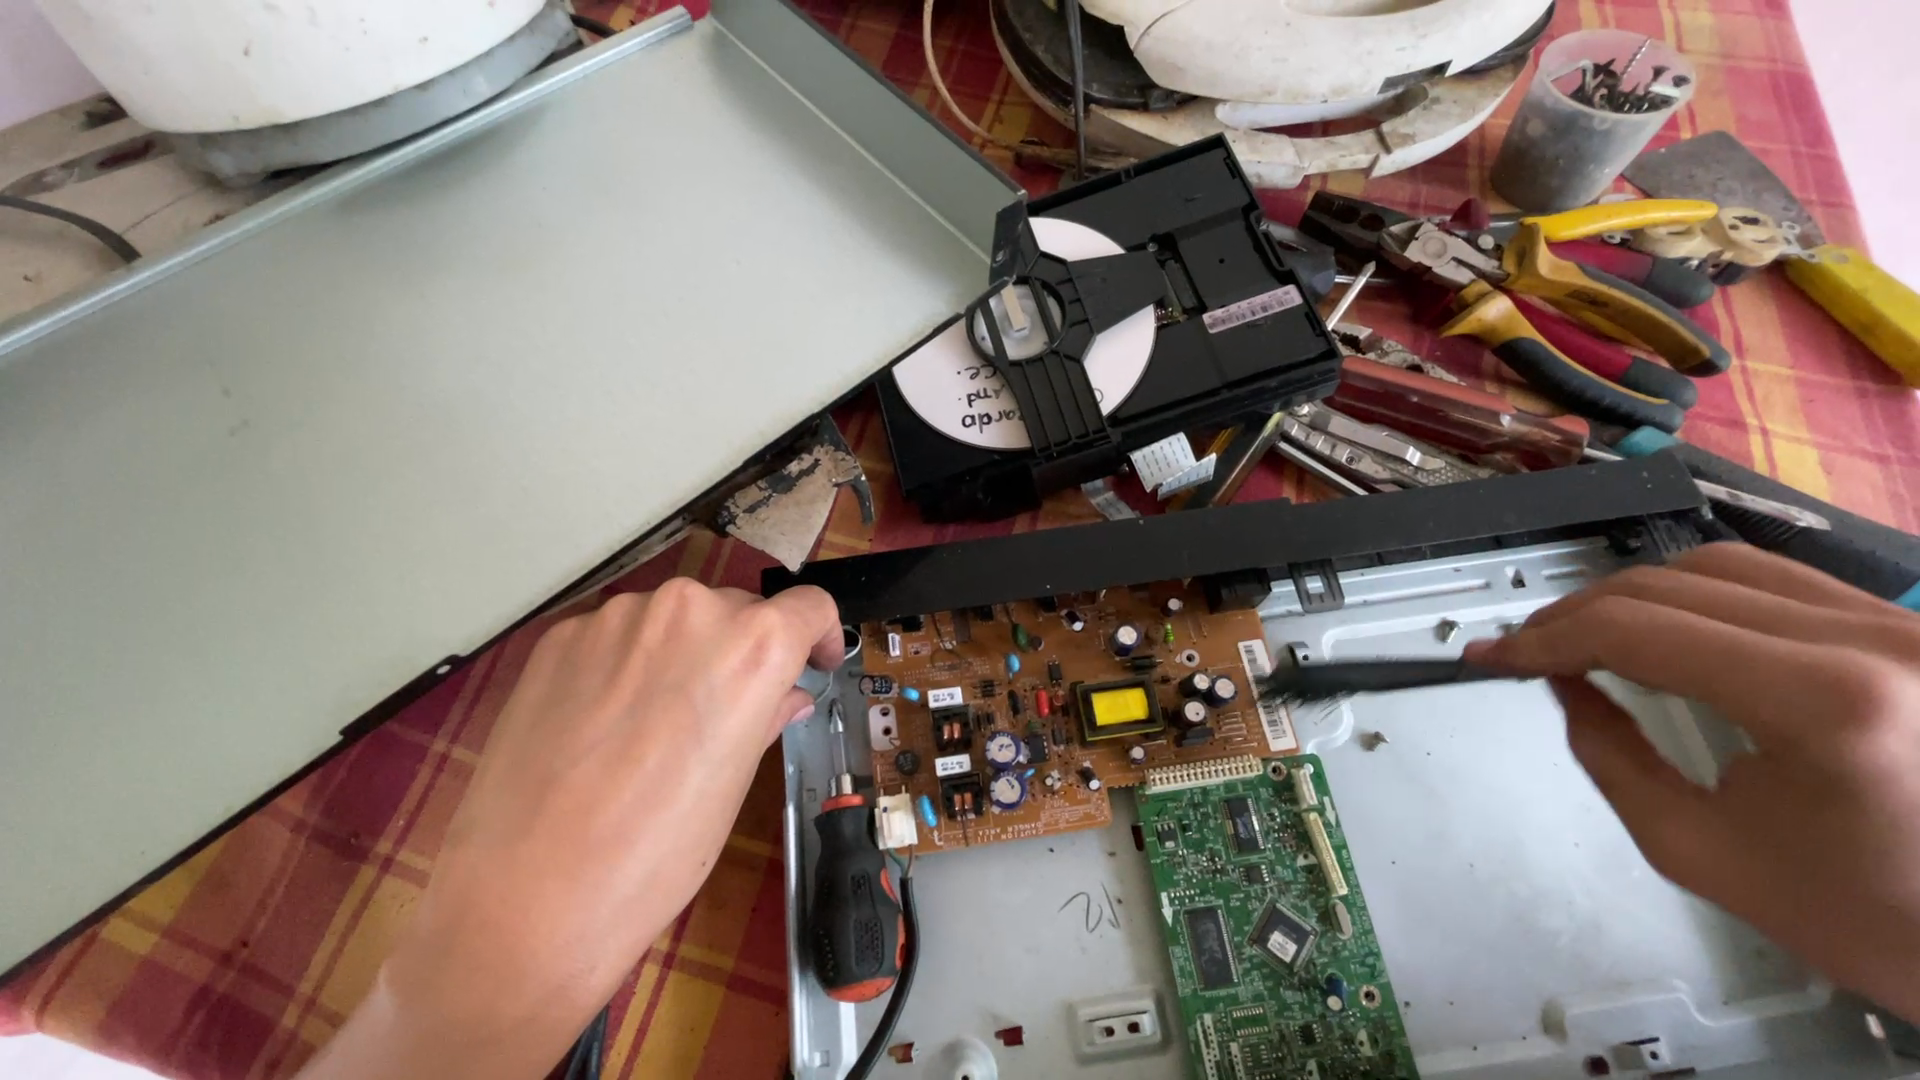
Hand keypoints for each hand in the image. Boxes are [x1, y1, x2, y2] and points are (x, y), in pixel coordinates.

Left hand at [298, 579, 841, 1079]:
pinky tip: (605, 725)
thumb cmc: (656, 853)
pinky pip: (615, 637)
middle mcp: (688, 611)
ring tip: (656, 724)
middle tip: (726, 712)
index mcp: (752, 646)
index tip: (812, 664)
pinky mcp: (558, 639)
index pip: (808, 607)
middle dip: (743, 651)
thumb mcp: (734, 782)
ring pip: (673, 620)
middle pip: (738, 610)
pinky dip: (626, 664)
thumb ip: (765, 715)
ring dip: (682, 654)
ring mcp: (615, 619)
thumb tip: (783, 695)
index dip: (819, 635)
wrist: (526, 900)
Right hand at [1466, 543, 1919, 1022]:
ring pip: (1720, 567)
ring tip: (1586, 636)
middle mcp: (1875, 638)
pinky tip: (1667, 630)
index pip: (1634, 630)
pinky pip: (1778, 582)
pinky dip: (1697, 597)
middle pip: (1668, 586)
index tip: (1487, 655)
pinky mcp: (1918, 628)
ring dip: (1631, 597)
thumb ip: (1608, 753)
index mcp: (1825, 704)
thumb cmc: (1872, 919)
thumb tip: (1562, 680)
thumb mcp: (1699, 849)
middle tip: (1525, 651)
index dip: (1542, 638)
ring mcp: (1908, 625)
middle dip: (1575, 615)